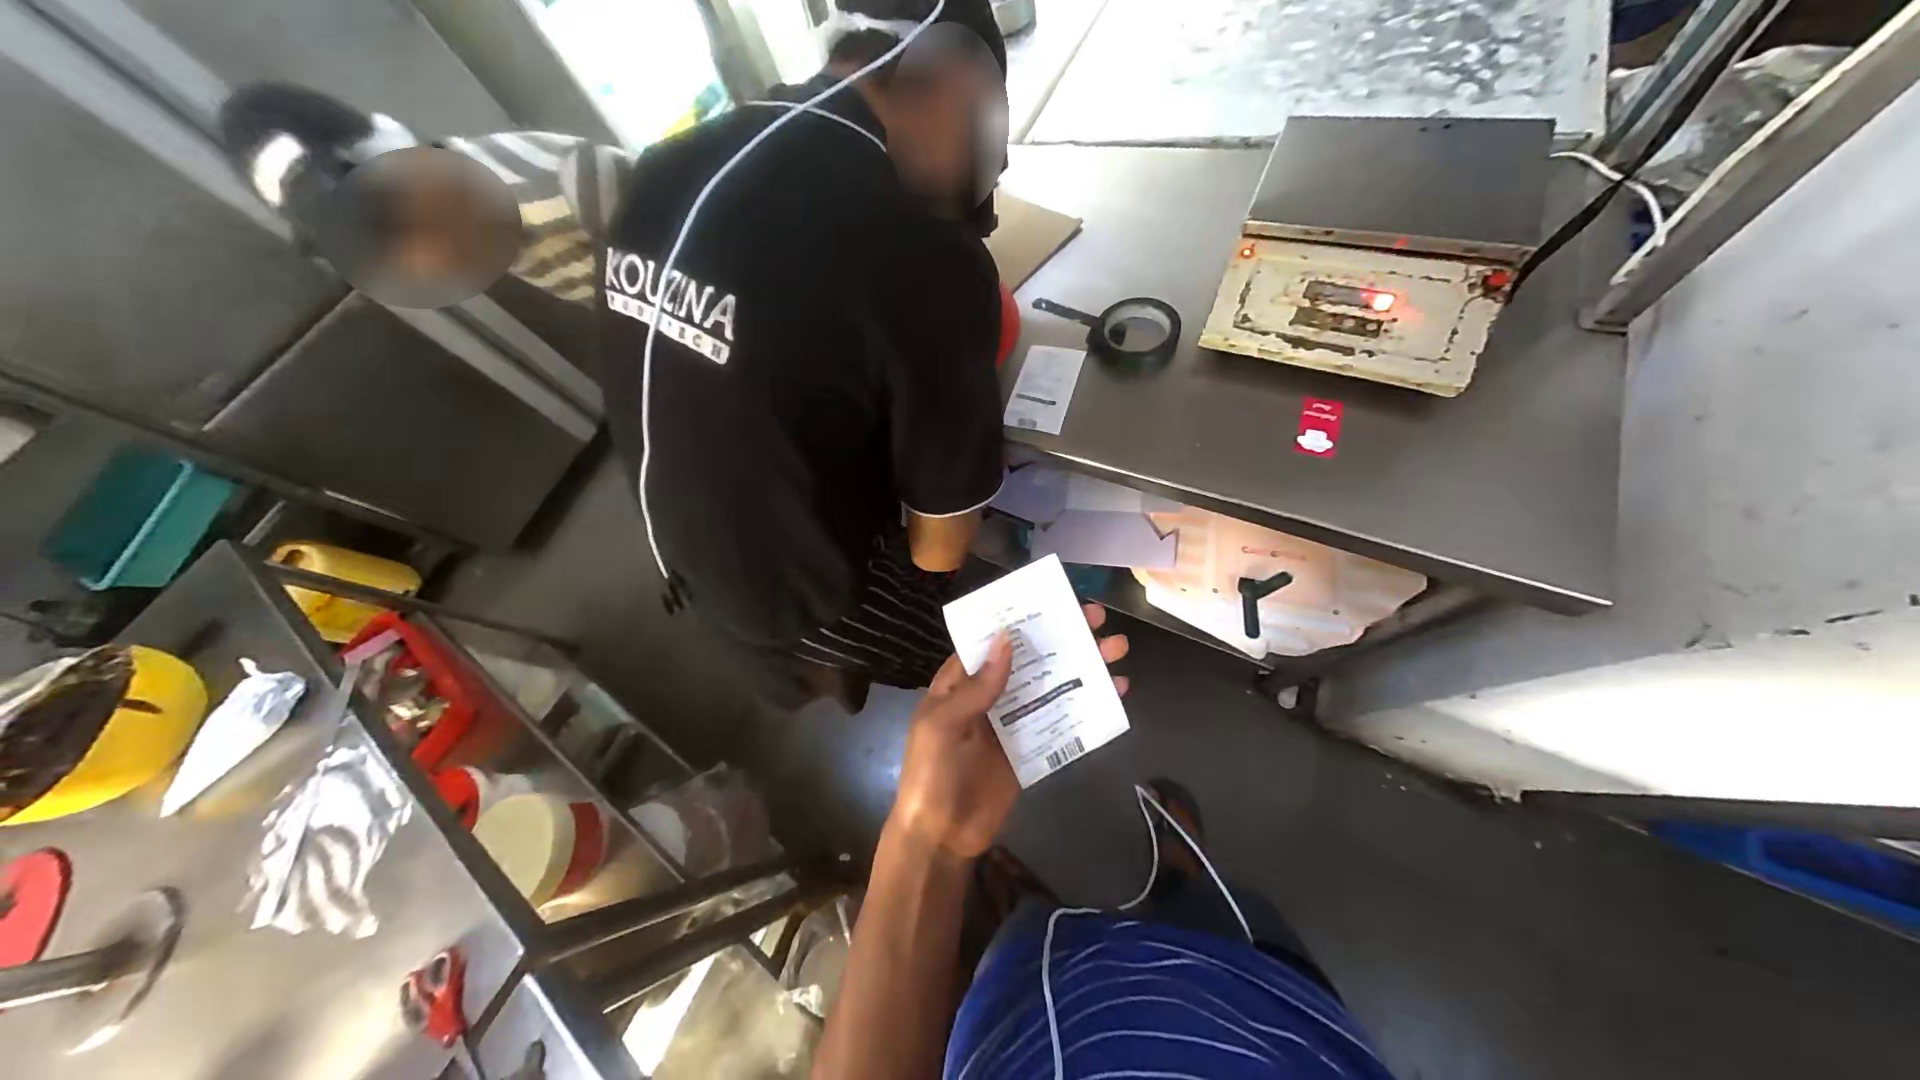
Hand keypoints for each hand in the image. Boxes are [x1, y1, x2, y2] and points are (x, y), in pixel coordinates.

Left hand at [889, 604, 1129, 859]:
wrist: (943, 835)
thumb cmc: (933, 772)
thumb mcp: (945, 724)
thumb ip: (976, 685)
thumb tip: (1005, 638)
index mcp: (962, 682)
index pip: (993, 640)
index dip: (1022, 619)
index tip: (1055, 600)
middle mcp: (990, 694)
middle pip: (1030, 658)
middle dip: (1063, 636)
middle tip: (1097, 619)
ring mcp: (1013, 720)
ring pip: (1051, 684)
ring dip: (1082, 665)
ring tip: (1116, 649)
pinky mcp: (1032, 746)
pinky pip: (1062, 719)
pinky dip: (1087, 704)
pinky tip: (1115, 692)